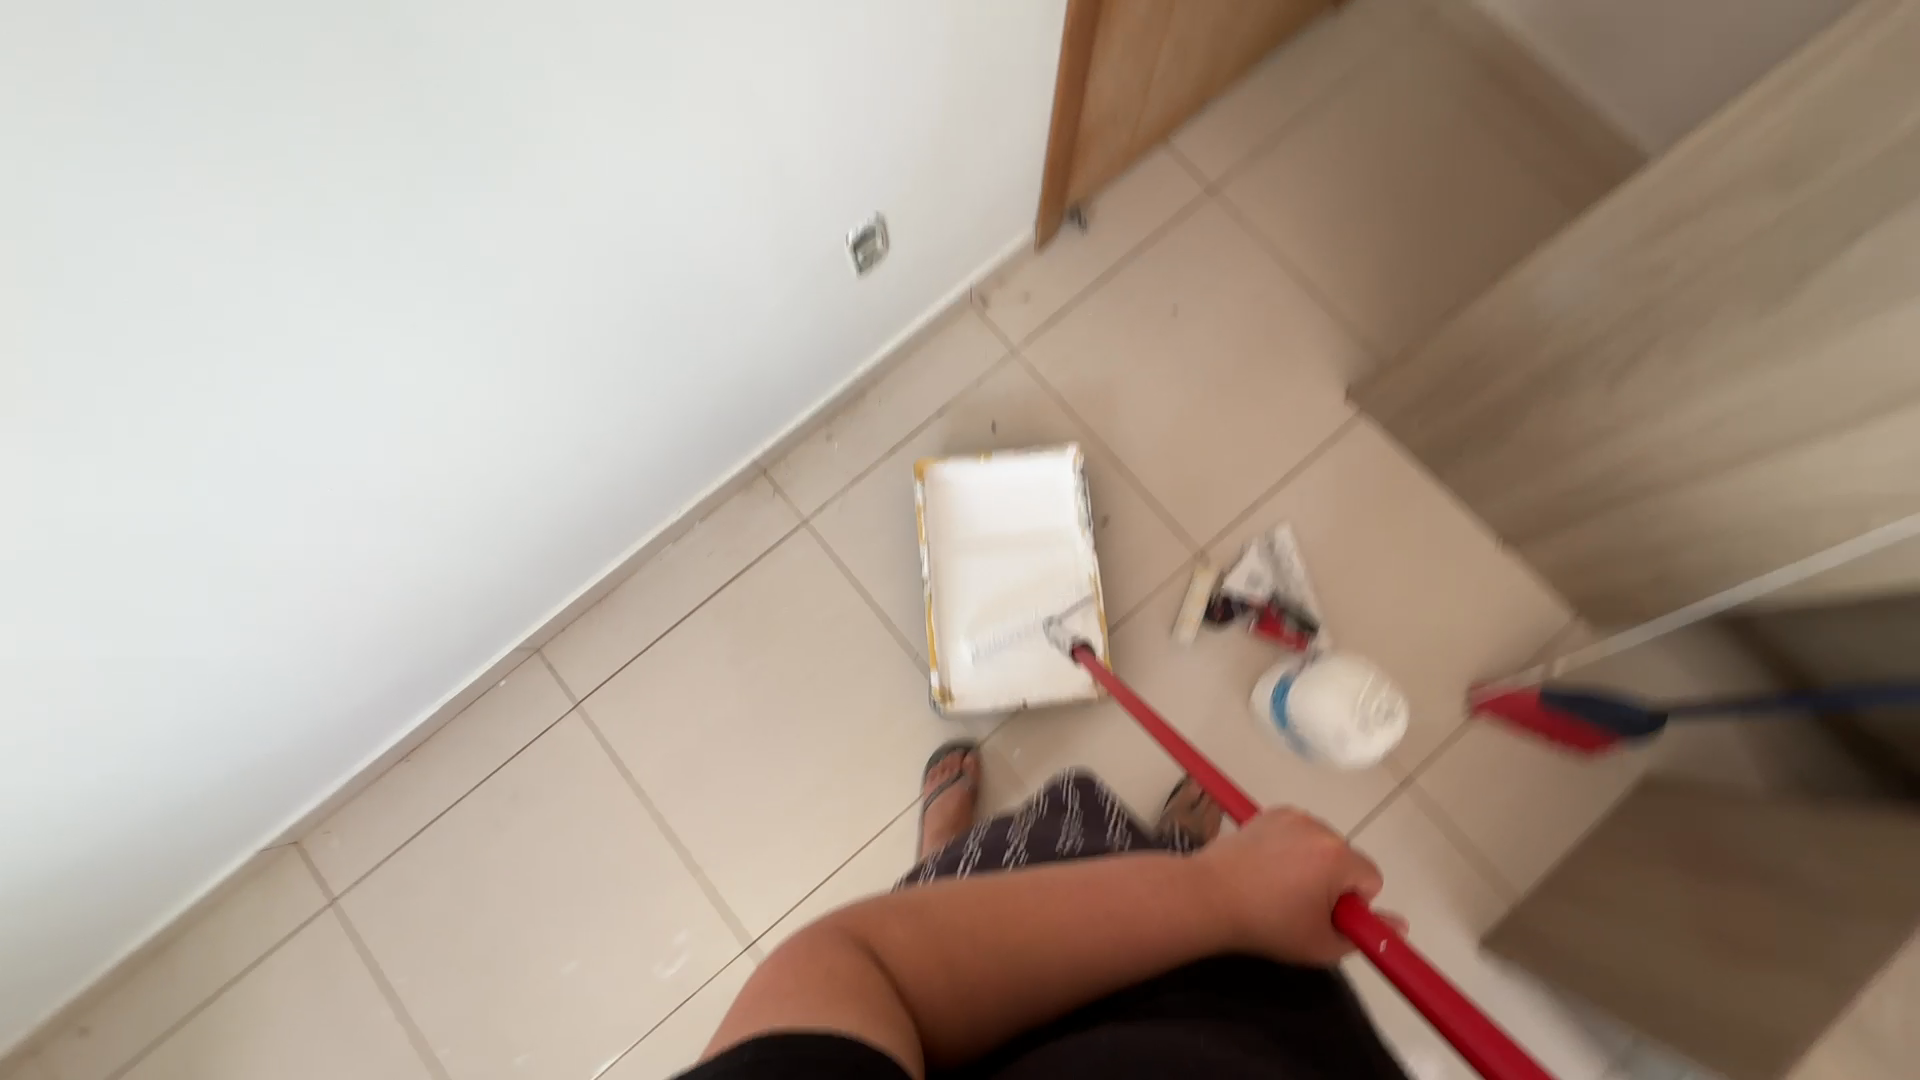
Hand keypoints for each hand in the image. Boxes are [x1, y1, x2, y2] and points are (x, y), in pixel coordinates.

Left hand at [1192, 807, 1397, 965]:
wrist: (1210, 895)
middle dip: (1333, 879)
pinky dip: (1289, 846)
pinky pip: (1295, 832)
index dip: (1353, 902)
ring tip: (1277, 885)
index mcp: (1337, 855)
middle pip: (1345, 857)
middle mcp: (1316, 826)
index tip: (1324, 913)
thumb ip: (1367, 934)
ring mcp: (1288, 815)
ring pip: (1320, 844)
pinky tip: (1266, 866)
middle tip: (1297, 902)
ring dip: (1311, 862)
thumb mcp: (1325, 944)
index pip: (1371, 878)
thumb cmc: (1269, 923)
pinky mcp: (1266, 812)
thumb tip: (1400, 924)